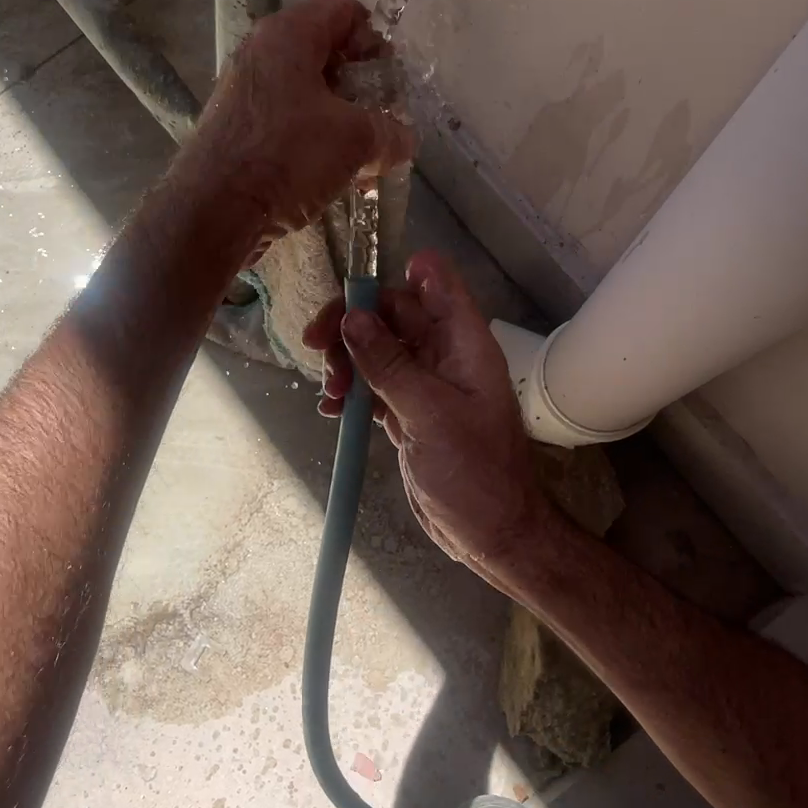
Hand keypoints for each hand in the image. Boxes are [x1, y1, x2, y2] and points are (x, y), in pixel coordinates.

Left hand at [175, 0, 415, 238]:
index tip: (389, 84)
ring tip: (361, 166)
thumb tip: (403, 141)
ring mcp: (242, 97)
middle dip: (359, 94)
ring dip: (338, 129)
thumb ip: (389, 134)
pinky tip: (328, 182)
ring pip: (304, 100)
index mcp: (288, 35)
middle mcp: (259, 56)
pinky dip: (310, 149)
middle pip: (323, 58)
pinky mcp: (234, 135)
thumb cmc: (287, 158)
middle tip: (380, 129)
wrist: (214, 210)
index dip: (374, 41)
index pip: (343, 11)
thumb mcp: (354, 141)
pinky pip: (283, 130)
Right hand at [303, 251, 559, 578]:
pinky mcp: (407, 414)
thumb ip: (390, 365)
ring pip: (376, 351)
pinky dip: (349, 394)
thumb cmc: (474, 473)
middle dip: (353, 325)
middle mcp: (443, 356)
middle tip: (317, 350)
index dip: (395, 276)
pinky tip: (331, 411)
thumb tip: (352, 319)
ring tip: (329, 393)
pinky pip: (372, 388)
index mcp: (463, 342)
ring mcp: (424, 386)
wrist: (490, 531)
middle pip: (392, 314)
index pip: (434, 282)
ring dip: (346, 362)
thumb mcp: (431, 414)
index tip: (353, 299)